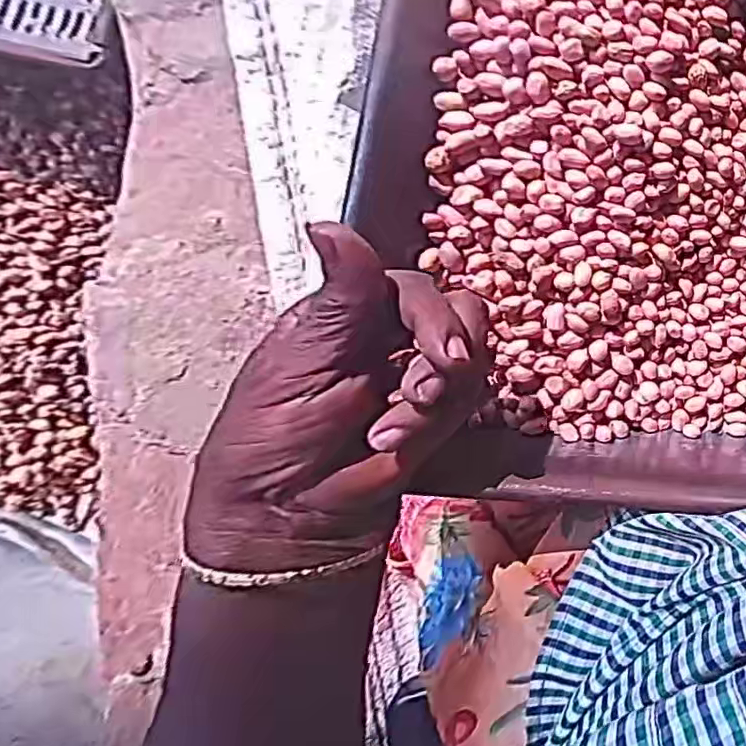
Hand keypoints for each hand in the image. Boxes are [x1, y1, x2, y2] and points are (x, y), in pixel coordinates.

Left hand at [184, 223, 508, 573]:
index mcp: (353, 314)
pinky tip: (396, 439)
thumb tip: (329, 226)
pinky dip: (440, 420)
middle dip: (452, 350)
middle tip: (426, 391)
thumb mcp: (297, 364)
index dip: (437, 316)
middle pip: (463, 311)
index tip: (441, 355)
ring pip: (476, 353)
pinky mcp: (445, 406)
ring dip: (443, 391)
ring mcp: (425, 369)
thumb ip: (339, 299)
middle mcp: (396, 334)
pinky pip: (475, 395)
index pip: (418, 288)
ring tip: (395, 425)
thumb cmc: (269, 440)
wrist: (288, 519)